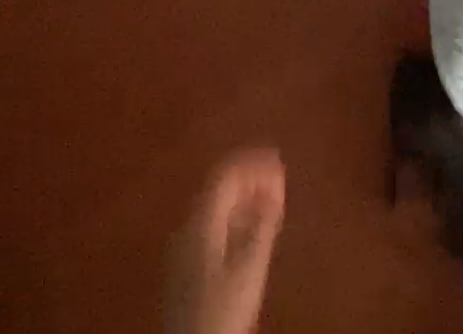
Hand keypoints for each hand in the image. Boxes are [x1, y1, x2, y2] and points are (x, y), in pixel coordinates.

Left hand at [166, 148, 285, 333]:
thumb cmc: (223, 305)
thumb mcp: (249, 265)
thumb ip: (263, 223)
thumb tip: (275, 186)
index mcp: (201, 220)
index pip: (225, 175)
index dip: (251, 161)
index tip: (276, 157)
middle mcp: (188, 225)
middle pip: (218, 188)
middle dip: (249, 177)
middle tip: (277, 175)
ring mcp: (184, 244)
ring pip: (216, 206)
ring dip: (244, 197)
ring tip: (271, 197)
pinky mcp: (188, 262)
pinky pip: (213, 224)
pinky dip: (234, 216)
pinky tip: (251, 226)